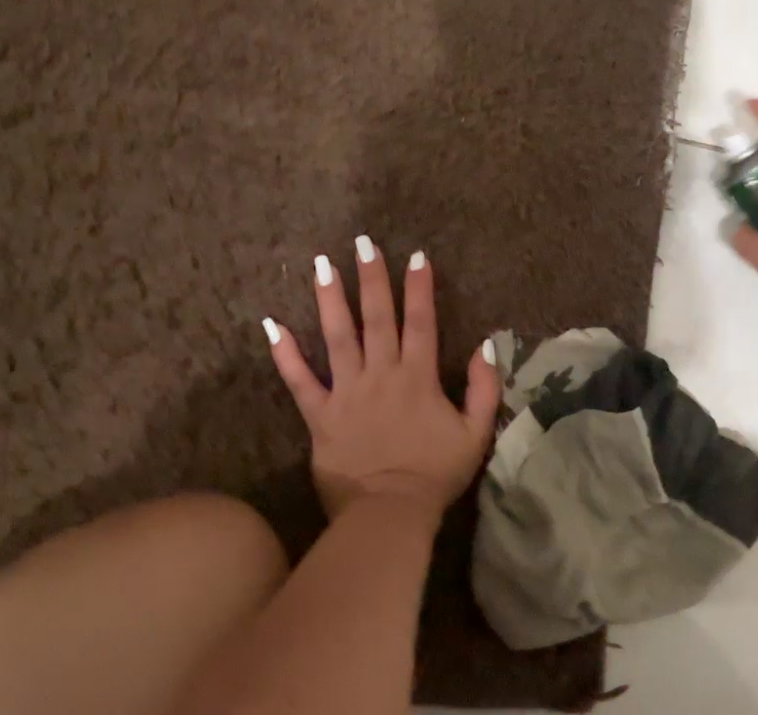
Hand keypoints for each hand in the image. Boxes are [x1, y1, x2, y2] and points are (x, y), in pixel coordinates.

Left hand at [263, 239, 498, 523]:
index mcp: (418, 377)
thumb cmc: (436, 474)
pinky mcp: (319, 416)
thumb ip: (483, 387)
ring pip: (337, 338)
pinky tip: (272, 325)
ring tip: (321, 265)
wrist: (389, 514)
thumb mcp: (475, 432)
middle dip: (370, 278)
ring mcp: (347, 392)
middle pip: (377, 318)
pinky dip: (285, 354)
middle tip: (362, 243)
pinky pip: (299, 381)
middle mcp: (381, 374)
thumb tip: (485, 346)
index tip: (416, 256)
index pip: (421, 322)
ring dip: (330, 299)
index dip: (420, 288)